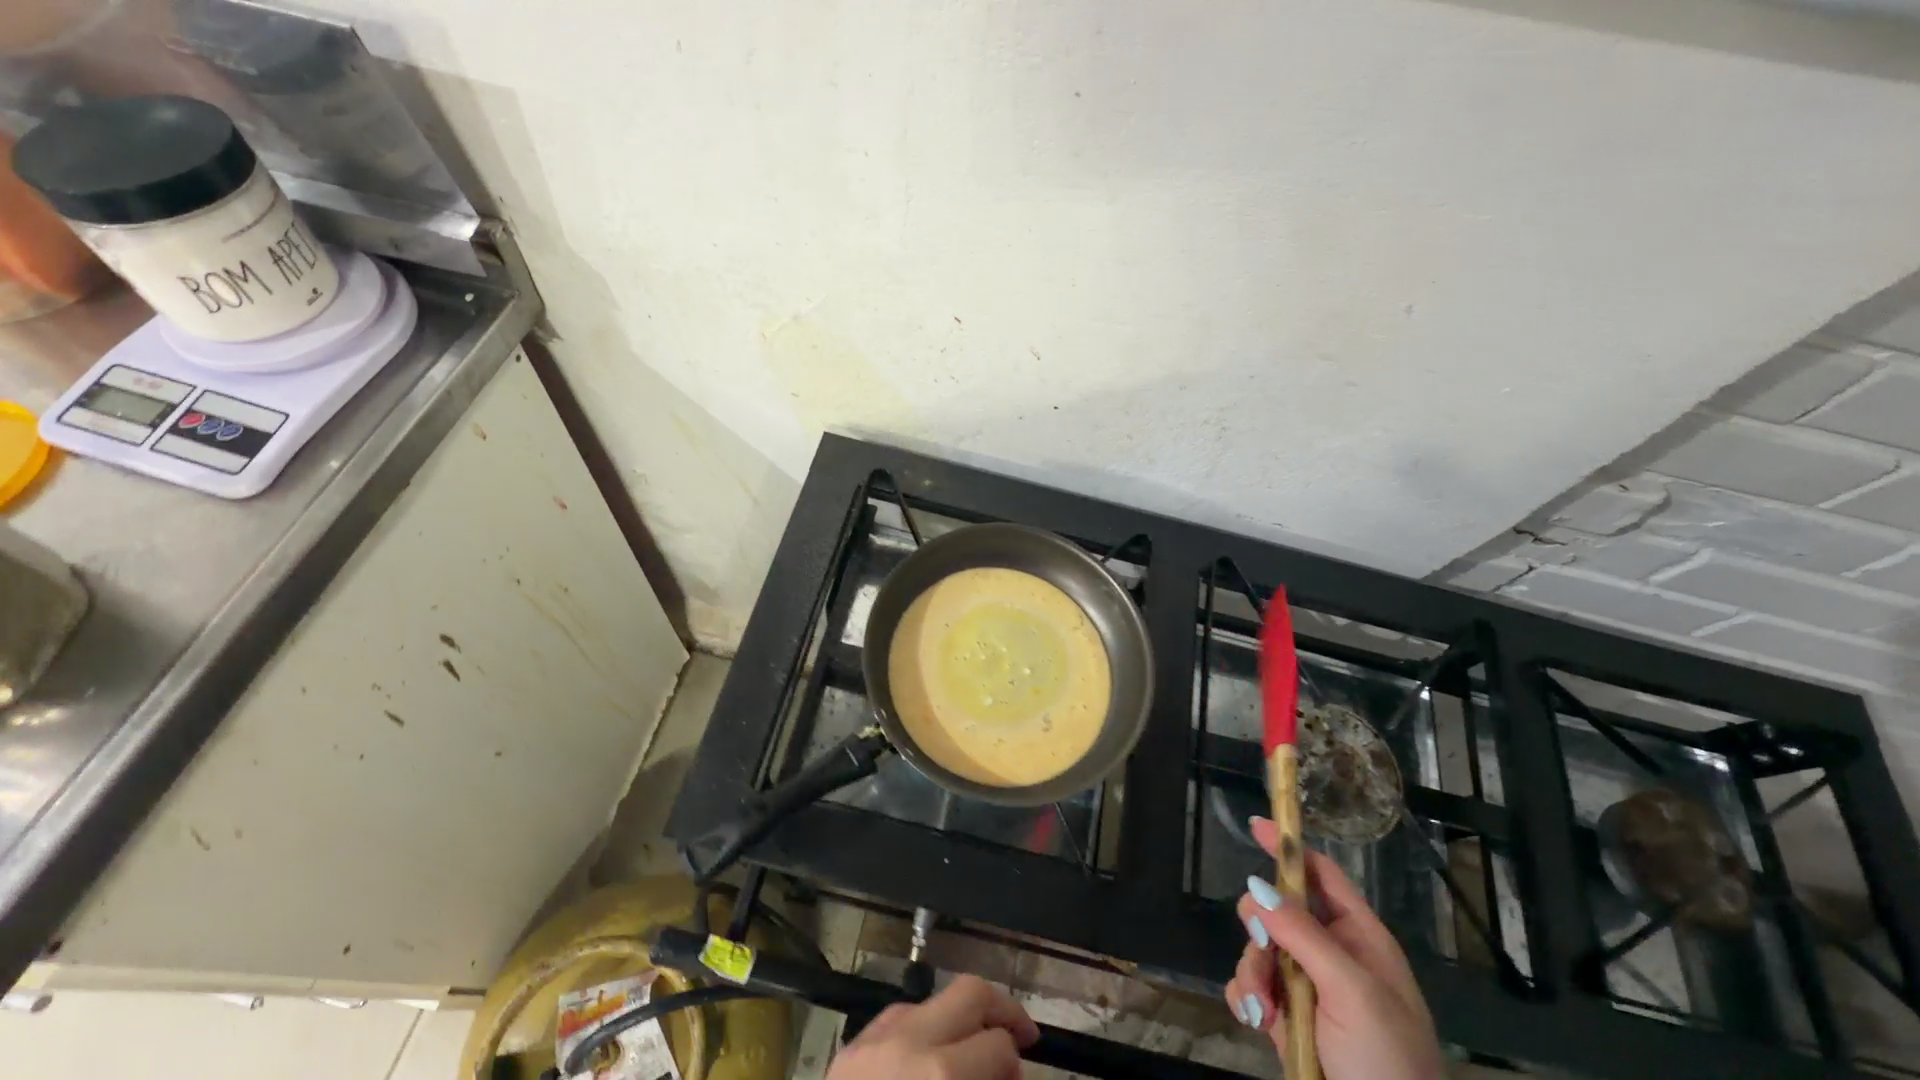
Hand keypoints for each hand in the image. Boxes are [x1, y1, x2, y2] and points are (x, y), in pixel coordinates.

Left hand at [827, 974, 1039, 1079]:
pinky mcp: (848, 1050)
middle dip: (1001, 1011)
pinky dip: (919, 1033)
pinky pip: (895, 1021)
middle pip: (971, 992)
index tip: (1018, 1079)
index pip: (1000, 1046)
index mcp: (940, 1075)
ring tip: (970, 1052)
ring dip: (958, 1022)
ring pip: (932, 1001)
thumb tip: (1007, 1074)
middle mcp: (908, 1043)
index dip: (1016, 1064)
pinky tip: (925, 1060)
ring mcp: (873, 1040)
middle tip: (1017, 1038)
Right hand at [1225, 816, 1443, 1079]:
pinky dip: (1246, 997)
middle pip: (1276, 911)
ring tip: (1265, 1010)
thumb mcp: (1351, 991)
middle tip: (1262, 950)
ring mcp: (1306, 987)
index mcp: (1359, 938)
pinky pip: (1250, 987)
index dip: (1290, 850)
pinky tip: (1256, 1020)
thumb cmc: (1386, 1058)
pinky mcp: (1286, 1017)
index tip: (1255, 826)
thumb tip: (1255, 885)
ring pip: (1257, 950)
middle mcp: (1330, 954)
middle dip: (1260, 929)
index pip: (1321, 877)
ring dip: (1252, 972)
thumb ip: (1303, 935)